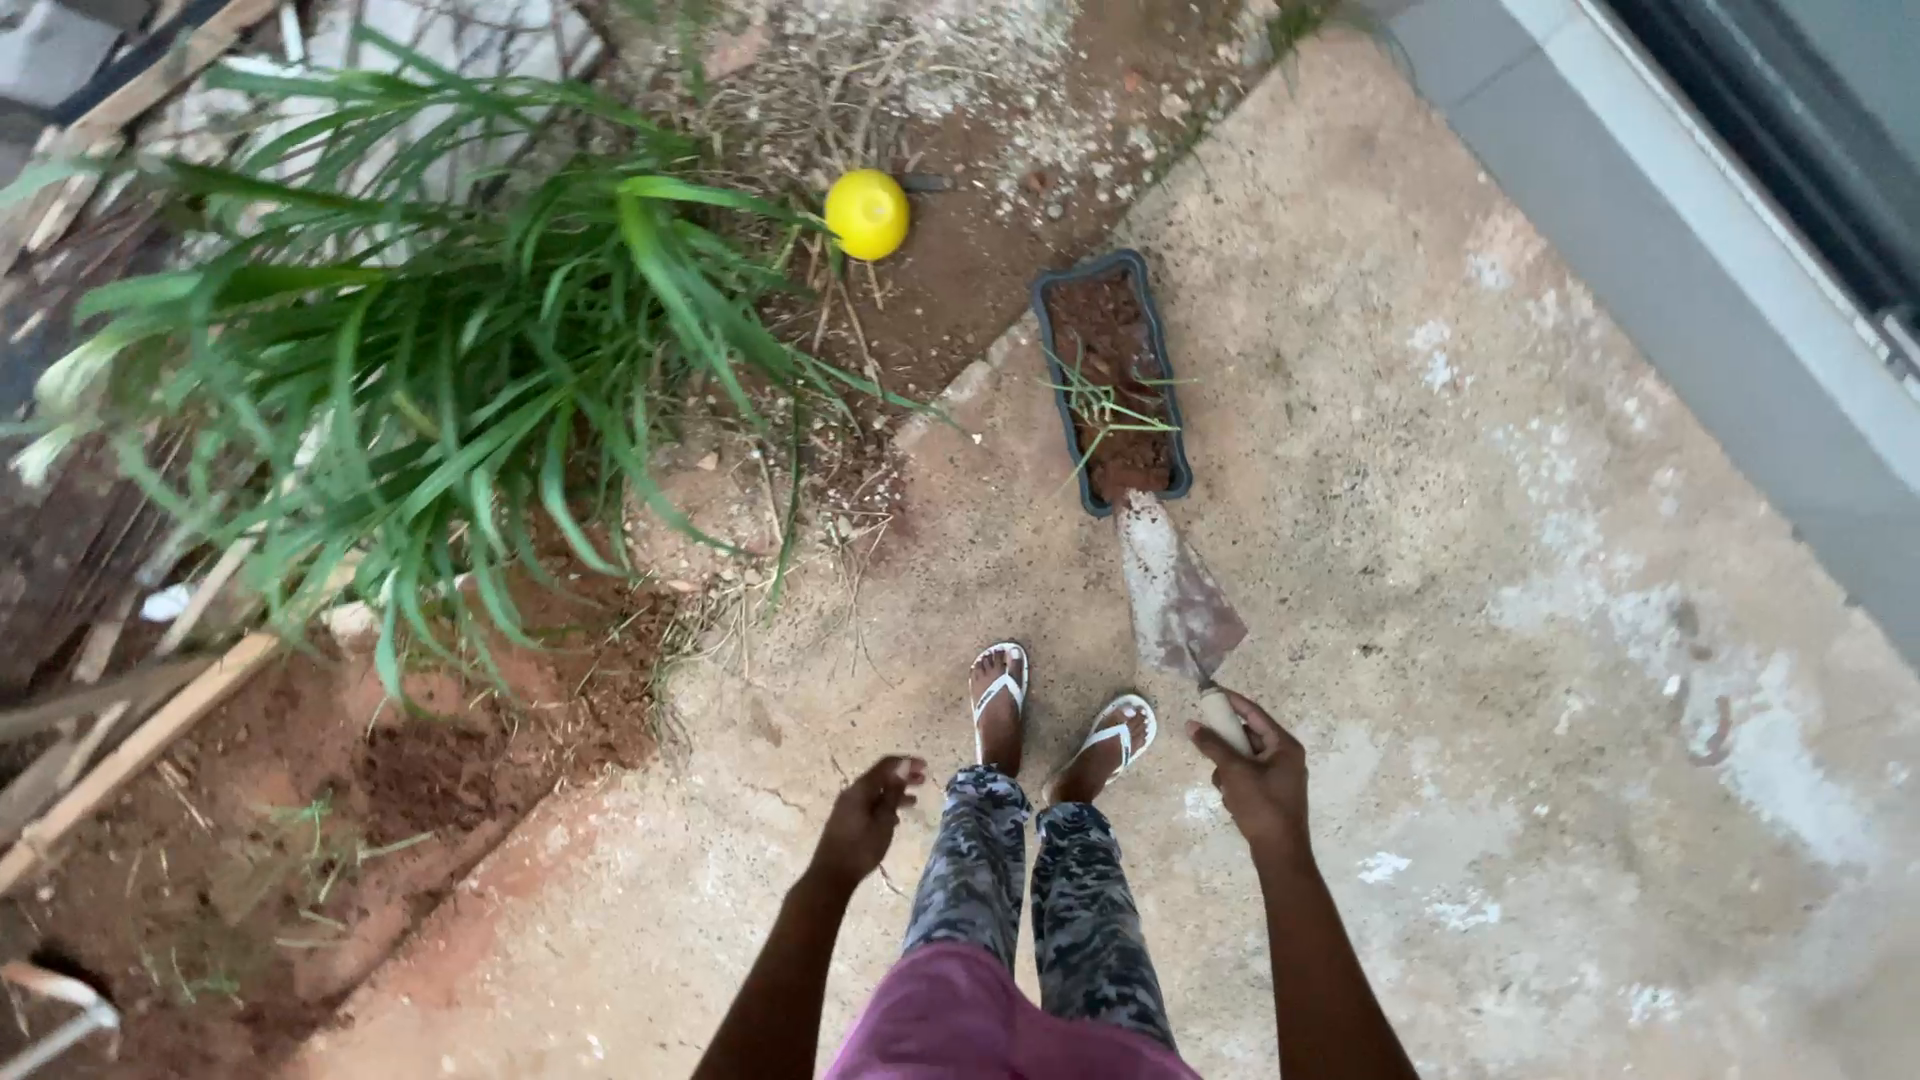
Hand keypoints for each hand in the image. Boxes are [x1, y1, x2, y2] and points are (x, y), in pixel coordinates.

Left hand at [806, 755, 926, 892]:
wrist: (831, 875)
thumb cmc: (861, 848)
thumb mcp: (883, 820)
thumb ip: (893, 793)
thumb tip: (902, 767)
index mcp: (861, 788)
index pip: (886, 765)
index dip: (907, 762)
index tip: (925, 767)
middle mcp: (852, 792)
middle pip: (881, 777)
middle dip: (903, 777)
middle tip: (923, 781)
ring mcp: (847, 806)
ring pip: (875, 792)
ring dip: (895, 794)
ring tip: (914, 802)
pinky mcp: (846, 819)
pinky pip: (869, 805)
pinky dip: (884, 806)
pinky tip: (896, 819)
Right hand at [1187, 690, 1311, 864]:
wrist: (1279, 852)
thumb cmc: (1262, 806)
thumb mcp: (1234, 771)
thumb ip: (1213, 745)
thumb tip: (1191, 724)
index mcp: (1285, 746)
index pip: (1254, 713)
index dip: (1232, 701)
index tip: (1210, 692)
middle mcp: (1284, 757)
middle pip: (1246, 737)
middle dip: (1225, 744)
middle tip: (1205, 741)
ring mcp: (1278, 776)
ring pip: (1242, 758)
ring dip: (1227, 769)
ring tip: (1226, 787)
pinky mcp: (1270, 793)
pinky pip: (1245, 776)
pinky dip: (1234, 784)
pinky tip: (1232, 801)